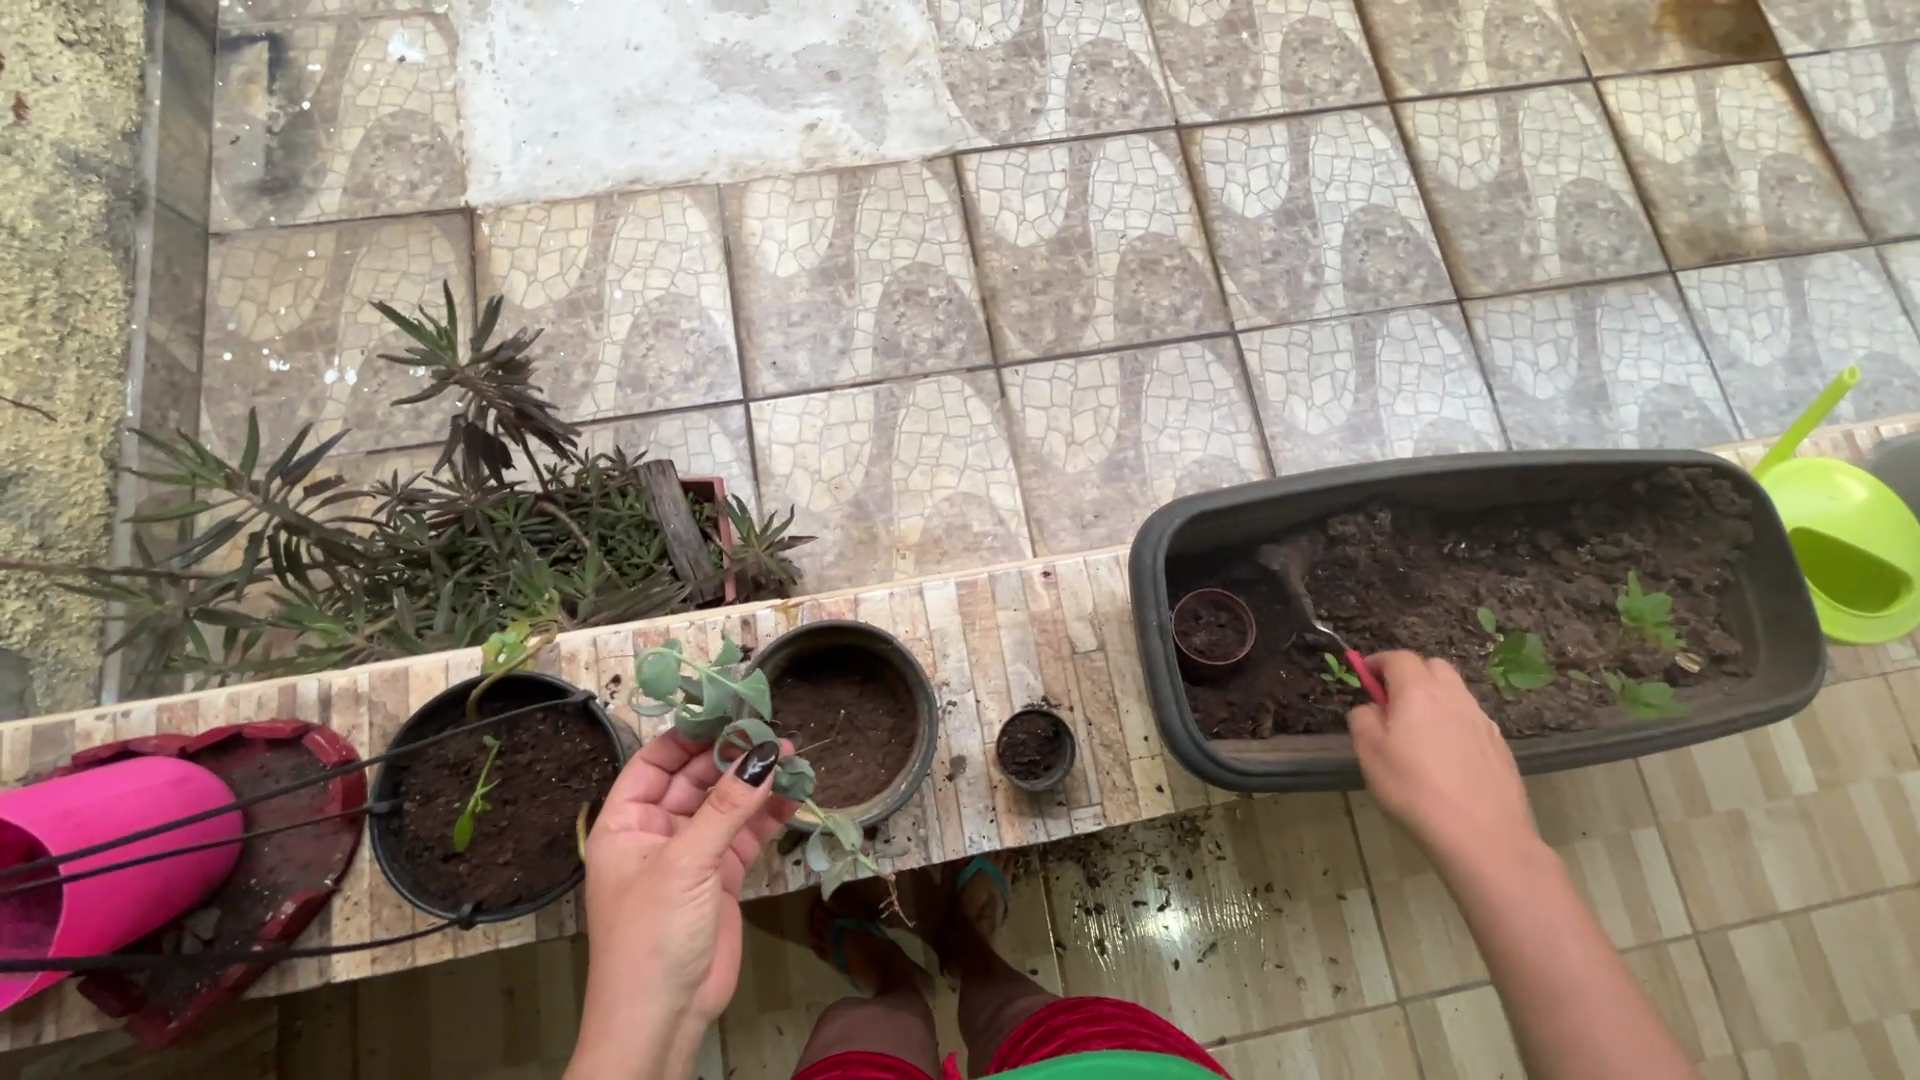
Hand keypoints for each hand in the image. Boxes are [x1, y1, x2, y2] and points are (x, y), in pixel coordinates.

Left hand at [569, 732, 798, 1079]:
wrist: (663, 1019)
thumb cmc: (651, 939)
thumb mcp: (686, 864)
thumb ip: (728, 807)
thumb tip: (764, 754)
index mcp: (626, 824)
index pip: (655, 762)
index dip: (690, 735)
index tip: (730, 712)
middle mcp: (657, 832)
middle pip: (697, 779)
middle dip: (733, 756)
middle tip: (773, 733)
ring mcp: (692, 855)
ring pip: (727, 804)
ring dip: (756, 783)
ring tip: (794, 758)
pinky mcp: (721, 876)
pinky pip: (746, 833)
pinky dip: (769, 815)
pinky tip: (794, 796)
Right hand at [1347, 651, 1539, 870]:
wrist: (1482, 835)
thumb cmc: (1413, 789)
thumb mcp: (1369, 753)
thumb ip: (1363, 720)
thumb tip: (1372, 709)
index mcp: (1418, 692)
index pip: (1399, 658)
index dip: (1378, 661)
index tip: (1364, 675)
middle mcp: (1454, 698)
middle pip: (1434, 666)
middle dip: (1411, 673)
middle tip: (1392, 699)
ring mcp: (1482, 721)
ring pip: (1455, 692)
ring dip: (1434, 697)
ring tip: (1419, 730)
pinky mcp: (1500, 746)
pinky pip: (1471, 720)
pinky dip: (1454, 723)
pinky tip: (1446, 756)